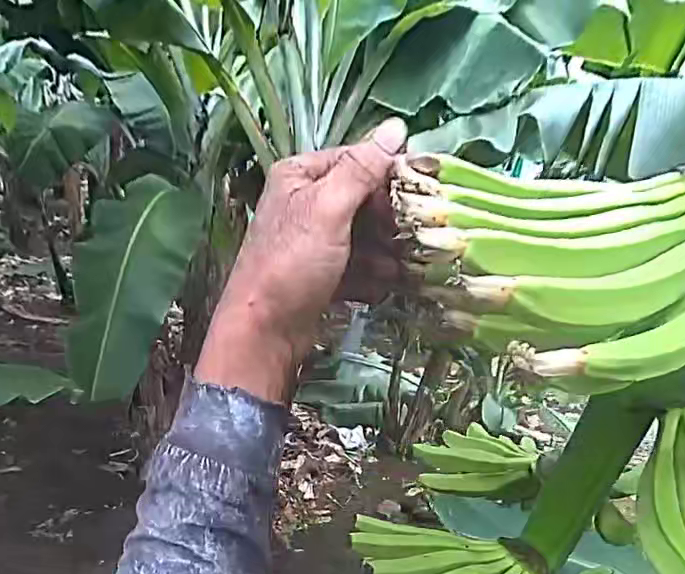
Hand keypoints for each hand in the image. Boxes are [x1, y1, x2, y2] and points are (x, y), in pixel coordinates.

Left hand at [197, 118, 407, 403]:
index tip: (419, 197)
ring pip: (360, 239)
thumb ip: (361, 170)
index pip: (355, 161)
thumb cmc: (292, 264)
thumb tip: (397, 128)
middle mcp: (305, 206)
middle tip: (416, 238)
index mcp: (300, 177)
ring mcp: (312, 246)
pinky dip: (371, 278)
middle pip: (361, 203)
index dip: (388, 177)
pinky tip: (387, 288)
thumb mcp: (327, 208)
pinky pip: (353, 270)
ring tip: (408, 268)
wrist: (265, 332)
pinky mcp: (318, 280)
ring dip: (385, 253)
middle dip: (389, 221)